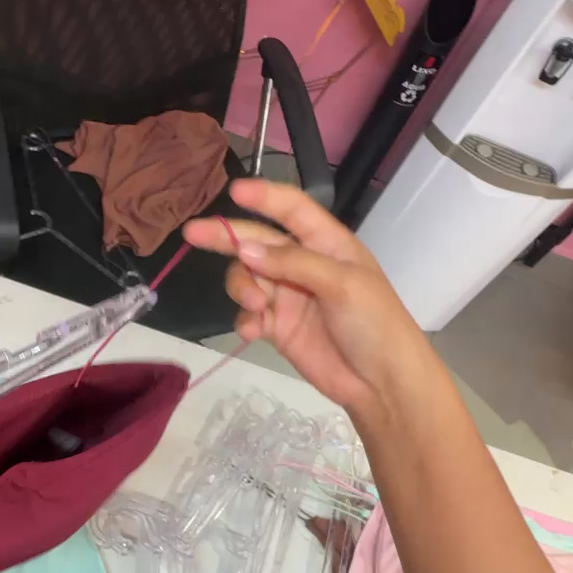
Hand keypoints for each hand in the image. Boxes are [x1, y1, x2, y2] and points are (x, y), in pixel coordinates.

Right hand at [183, 179, 421, 417]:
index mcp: (327, 244)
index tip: (233, 191)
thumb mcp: (342, 284)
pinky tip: (252, 331)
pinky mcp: (276, 328)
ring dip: (242, 287)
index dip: (264, 198)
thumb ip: (294, 264)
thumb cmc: (374, 323)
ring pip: (247, 279)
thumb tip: (246, 250)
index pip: (293, 210)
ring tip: (254, 304)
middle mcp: (302, 264)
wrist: (380, 381)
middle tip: (192, 233)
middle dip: (226, 237)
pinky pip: (248, 315)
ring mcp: (287, 297)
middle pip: (257, 242)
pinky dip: (245, 320)